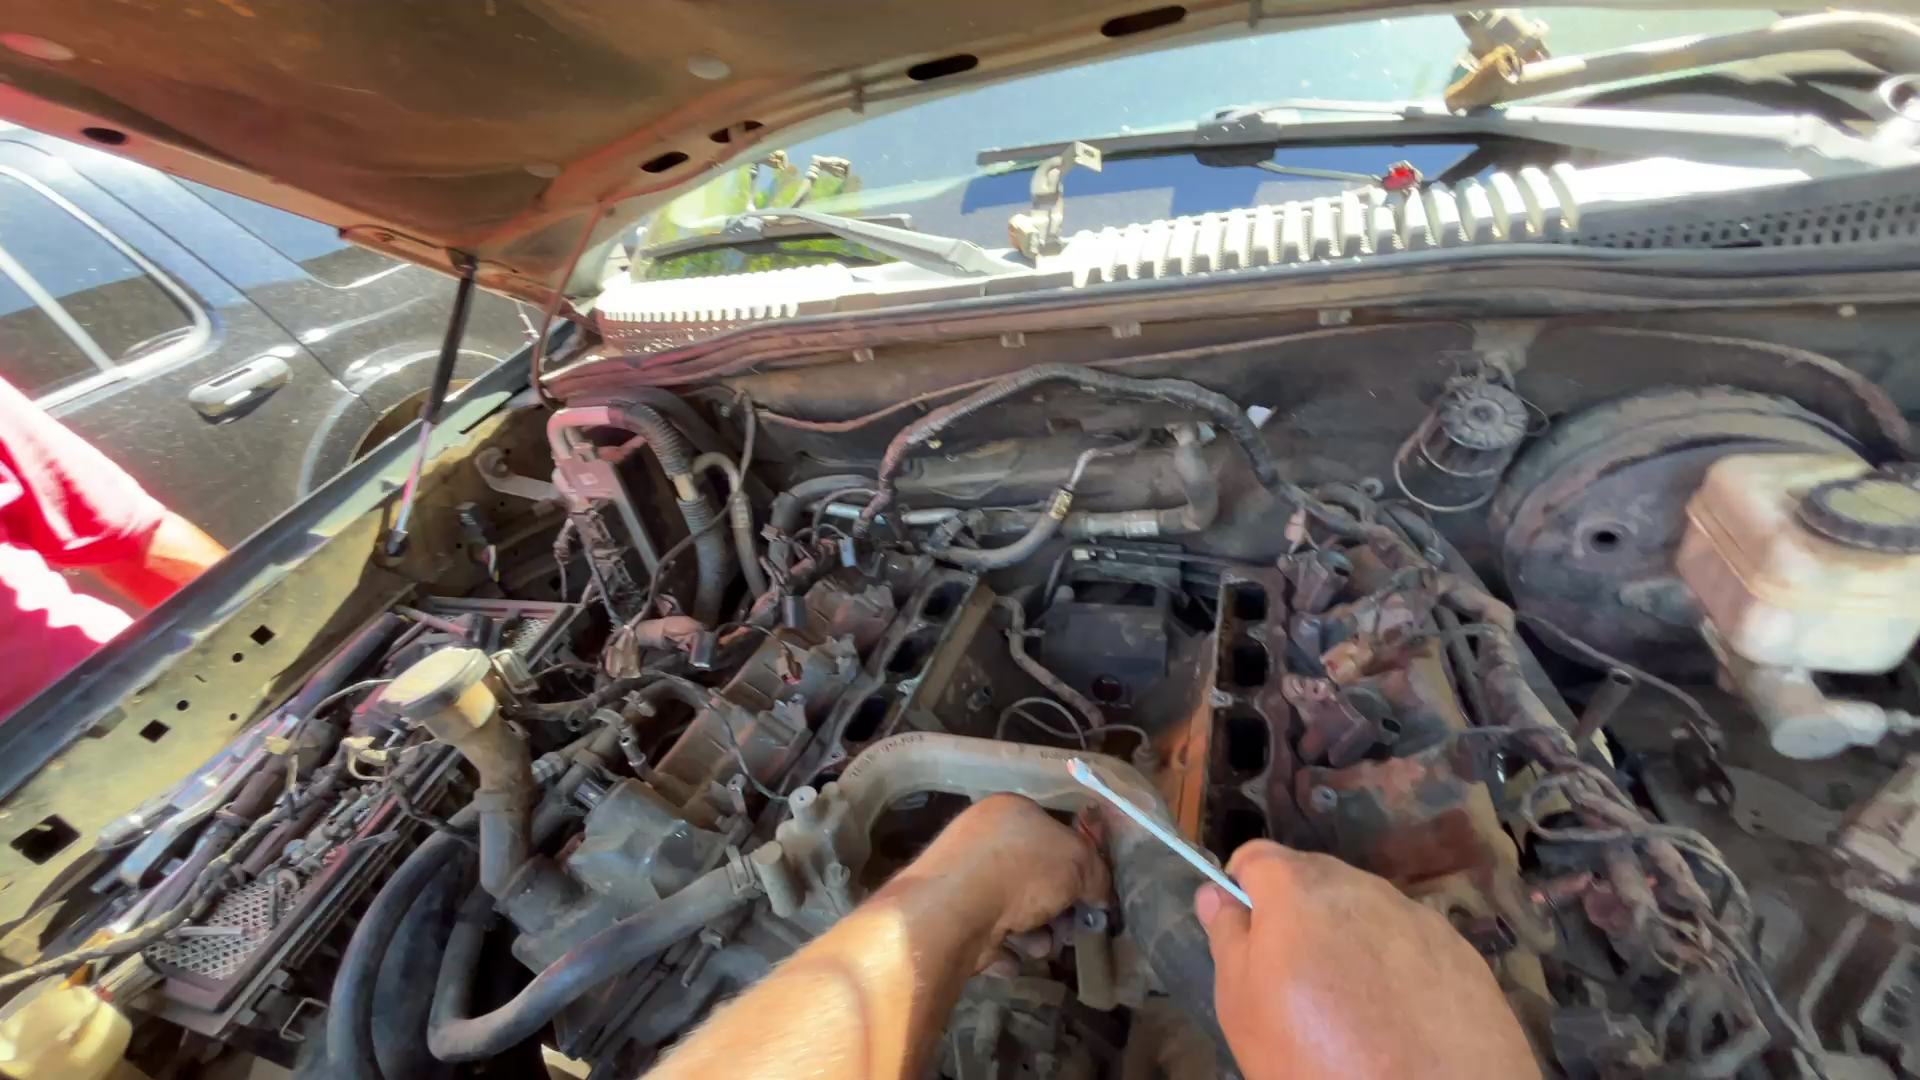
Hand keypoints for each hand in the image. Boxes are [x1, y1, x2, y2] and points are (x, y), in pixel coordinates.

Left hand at [896, 794, 1110, 968]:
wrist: (956, 908)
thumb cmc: (1022, 869)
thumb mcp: (1078, 862)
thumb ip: (1096, 874)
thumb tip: (1099, 892)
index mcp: (1011, 809)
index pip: (1051, 831)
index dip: (1075, 864)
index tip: (1089, 895)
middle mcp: (984, 836)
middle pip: (1033, 873)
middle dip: (1056, 906)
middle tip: (1071, 929)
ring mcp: (964, 874)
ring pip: (1013, 906)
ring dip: (1034, 933)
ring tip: (1042, 947)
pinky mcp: (952, 913)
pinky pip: (989, 932)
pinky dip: (1006, 947)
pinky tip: (1015, 958)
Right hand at [1196, 840, 1539, 1079]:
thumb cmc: (1314, 1058)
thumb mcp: (1241, 1002)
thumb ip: (1226, 935)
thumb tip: (1215, 894)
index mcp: (1296, 885)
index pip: (1254, 857)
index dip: (1243, 892)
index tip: (1249, 938)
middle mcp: (1356, 884)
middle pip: (1311, 879)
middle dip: (1297, 913)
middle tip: (1298, 979)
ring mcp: (1415, 917)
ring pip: (1363, 909)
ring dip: (1349, 936)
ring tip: (1355, 1005)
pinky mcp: (1463, 956)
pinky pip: (1410, 943)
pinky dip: (1398, 966)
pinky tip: (1401, 1020)